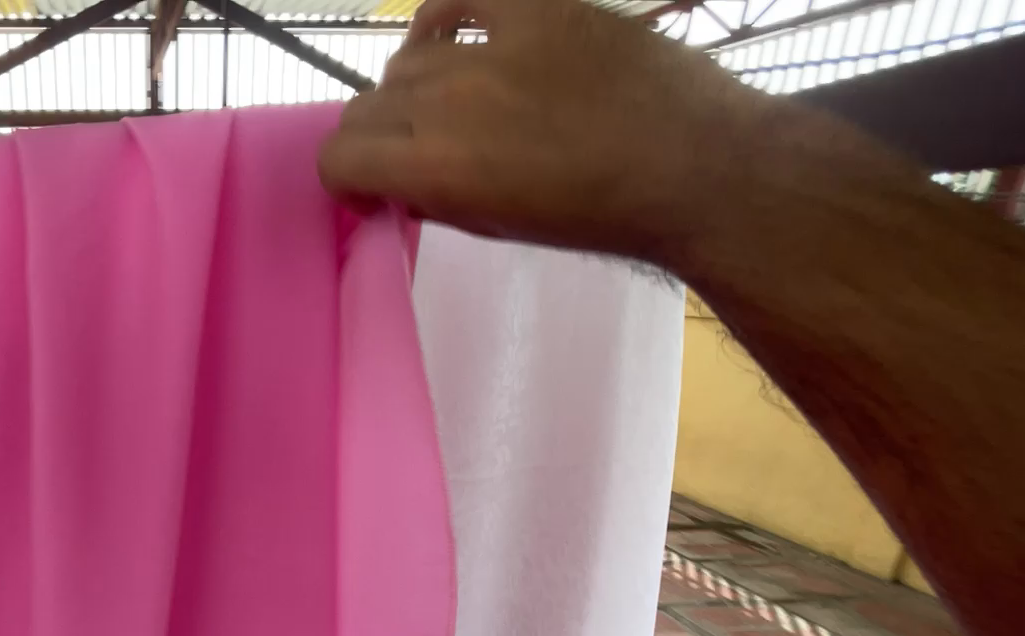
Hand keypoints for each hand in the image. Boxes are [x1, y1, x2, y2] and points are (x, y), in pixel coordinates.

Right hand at [318, 0, 787, 263]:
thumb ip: (431, 196)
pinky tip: (456, 43)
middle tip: (403, 157)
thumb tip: (402, 181)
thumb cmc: (586, 217)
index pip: (337, 155)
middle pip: (362, 107)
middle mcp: (447, 100)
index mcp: (433, 166)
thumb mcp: (491, 225)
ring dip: (407, 90)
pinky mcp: (538, 6)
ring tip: (445, 107)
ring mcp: (493, 43)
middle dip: (369, 140)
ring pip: (404, 59)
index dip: (343, 178)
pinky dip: (442, 22)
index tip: (371, 191)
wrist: (687, 166)